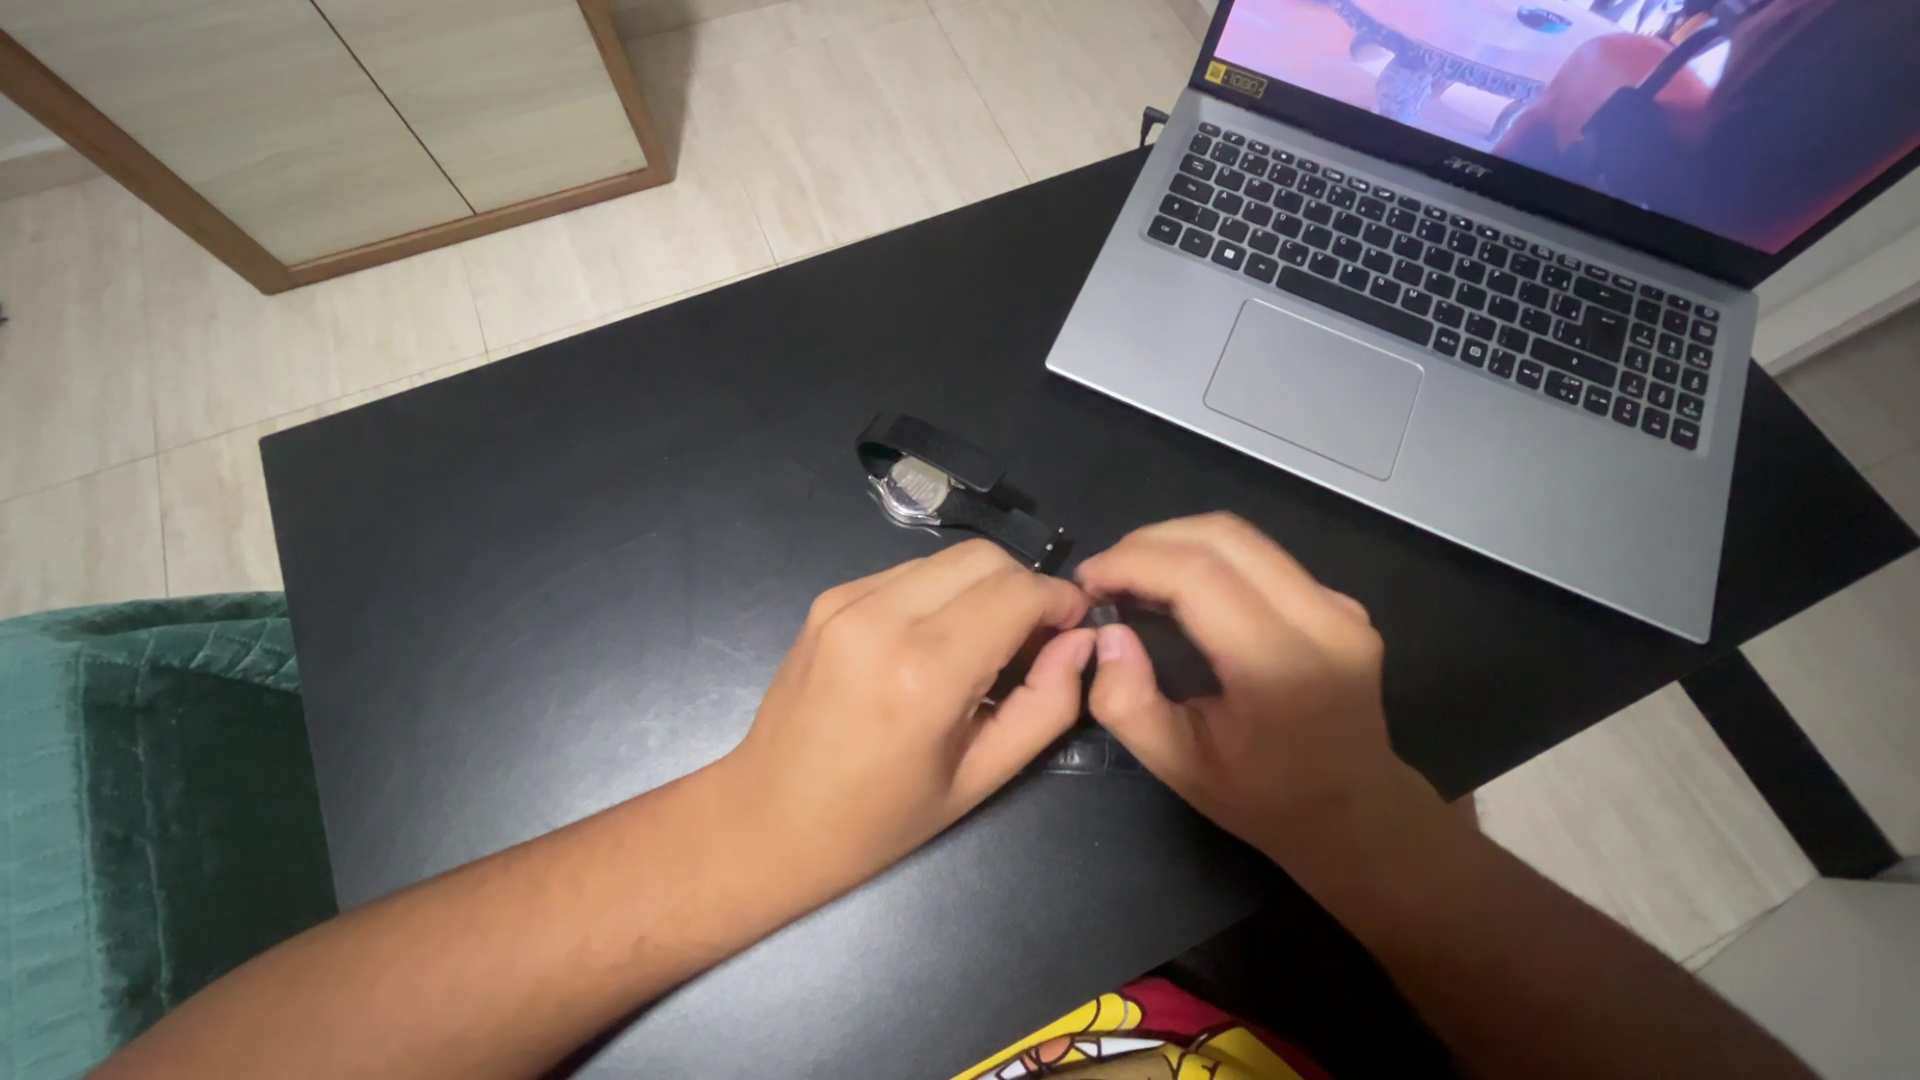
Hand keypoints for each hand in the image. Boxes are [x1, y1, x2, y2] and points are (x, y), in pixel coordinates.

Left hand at [721, 540, 1093, 890]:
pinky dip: (942, 592)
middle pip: (987, 558)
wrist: (769, 817)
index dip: (1061, 601)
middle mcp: (882, 618)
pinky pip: (910, 571)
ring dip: (984, 588)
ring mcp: (847, 600)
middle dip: (1026, 588)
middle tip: (1033, 641)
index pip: (1019, 592)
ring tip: (984, 644)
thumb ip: (1047, 704)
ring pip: (949, 558)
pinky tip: (935, 640)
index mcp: (925, 672)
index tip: (1073, 629)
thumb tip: (1083, 642)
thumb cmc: (880, 818)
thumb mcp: (982, 778)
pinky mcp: (829, 597)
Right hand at [1076, 514, 1438, 858]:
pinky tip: (1178, 589)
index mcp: (1281, 667)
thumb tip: (1108, 633)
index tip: (1088, 581)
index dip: (1132, 563)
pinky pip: (1260, 557)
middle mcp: (1322, 621)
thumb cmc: (1265, 800)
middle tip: (1104, 575)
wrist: (1357, 812)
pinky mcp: (1338, 602)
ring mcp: (1338, 605)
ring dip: (1174, 542)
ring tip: (1132, 575)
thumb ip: (1128, 704)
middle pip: (1221, 537)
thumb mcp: (1179, 769)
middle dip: (1147, 542)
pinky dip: (1204, 557)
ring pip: (1241, 536)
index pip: (1199, 575)